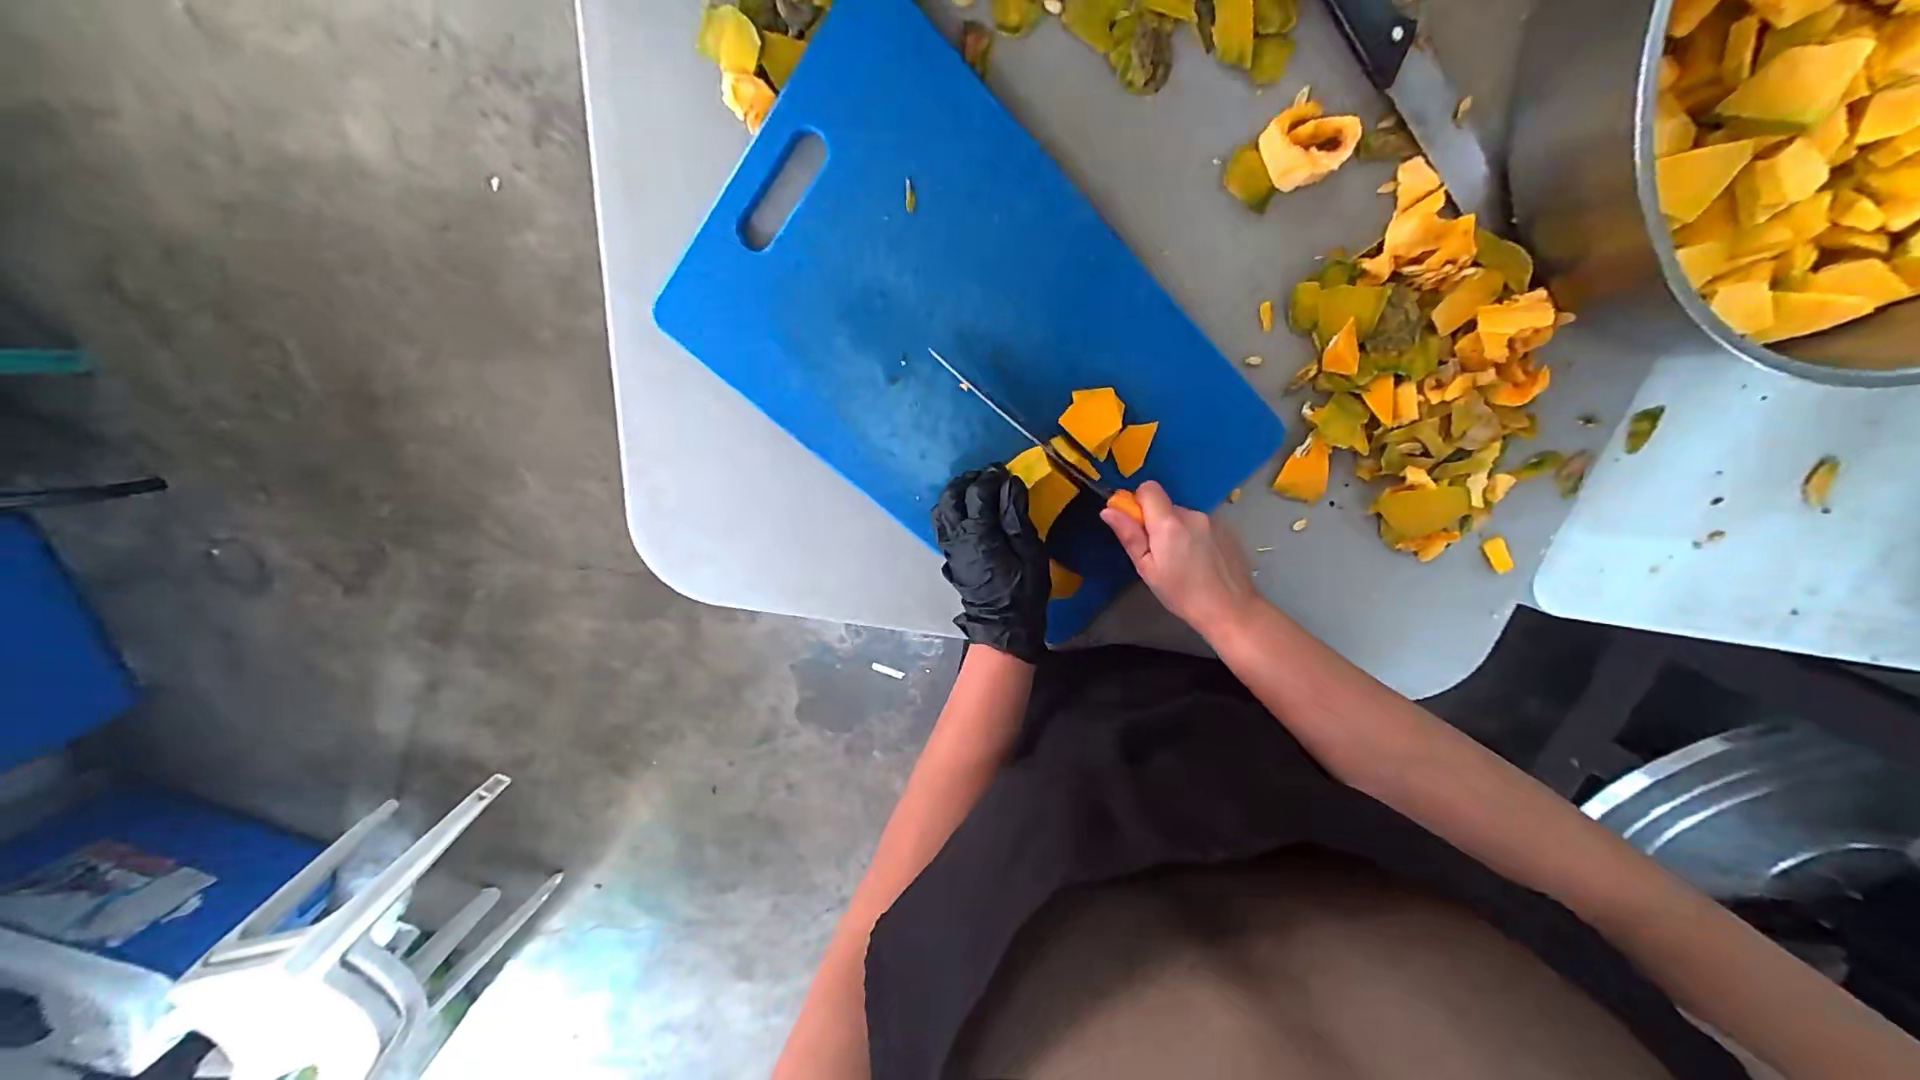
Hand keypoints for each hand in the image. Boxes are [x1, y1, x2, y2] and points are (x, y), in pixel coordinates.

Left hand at [932, 466, 1049, 663]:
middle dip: (967, 481)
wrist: (1003, 626)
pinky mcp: (949, 557)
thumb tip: (1010, 484)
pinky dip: (953, 511)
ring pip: (942, 510)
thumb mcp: (1030, 551)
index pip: (977, 492)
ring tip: (976, 491)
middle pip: (951, 496)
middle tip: (987, 477)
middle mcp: (957, 537)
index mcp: (978, 533)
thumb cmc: (1023, 590)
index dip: (991, 477)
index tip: (1004, 471)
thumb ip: (1016, 515)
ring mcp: (949, 548)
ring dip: (956, 495)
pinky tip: (969, 512)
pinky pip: (943, 525)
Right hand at [1101, 481, 1259, 638]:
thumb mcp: (1146, 568)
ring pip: (1183, 517)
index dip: (1138, 502)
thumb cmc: (1181, 593)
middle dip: (1157, 523)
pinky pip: (1200, 525)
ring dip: (1176, 531)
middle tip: (1159, 554)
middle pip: (1165, 505)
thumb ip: (1129, 535)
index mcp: (1168, 523)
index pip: (1149, 488)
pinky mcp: (1227, 529)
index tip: (1138, 526)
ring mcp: (1212, 520)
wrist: (1231, 608)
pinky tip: (1199, 561)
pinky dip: (1194, 537)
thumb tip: (1108, 510)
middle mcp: (1192, 514)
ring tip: (1181, 561)